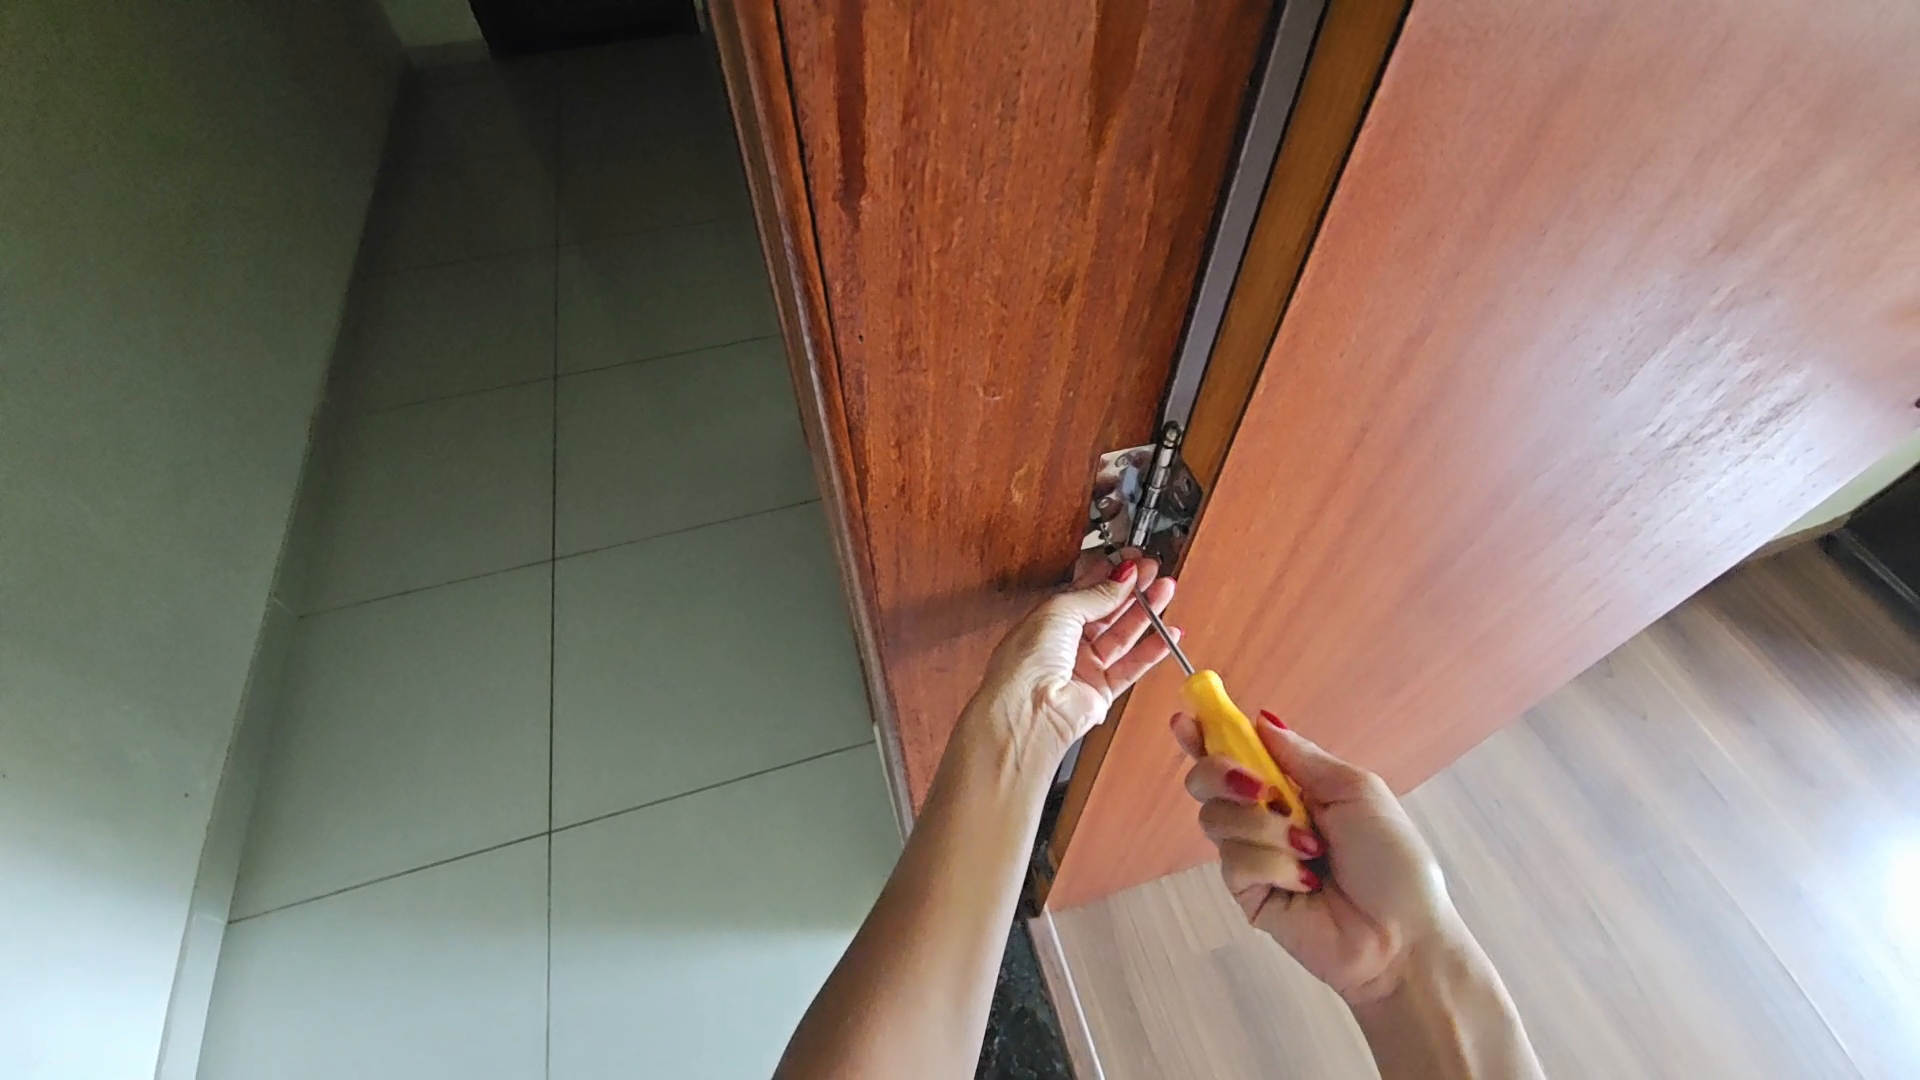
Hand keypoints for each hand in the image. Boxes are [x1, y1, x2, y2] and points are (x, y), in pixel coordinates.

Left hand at [961, 552, 1179, 765]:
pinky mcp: (1100, 692)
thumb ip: (1095, 594)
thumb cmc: (1026, 663)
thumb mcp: (1060, 611)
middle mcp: (1065, 642)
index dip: (1110, 574)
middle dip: (1132, 590)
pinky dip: (1152, 650)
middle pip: (1107, 611)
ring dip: (1146, 614)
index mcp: (1048, 618)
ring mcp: (1083, 667)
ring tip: (1166, 591)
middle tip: (1154, 572)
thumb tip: (1121, 576)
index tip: (1132, 560)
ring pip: (1122, 636)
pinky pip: (1131, 667)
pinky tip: (1168, 634)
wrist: (1028, 711)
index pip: (1085, 590)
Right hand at [1172, 714, 1457, 1004]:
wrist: (1404, 939)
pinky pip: (1234, 860)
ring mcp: (1250, 852)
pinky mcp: (1245, 890)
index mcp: (1287, 785)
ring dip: (1265, 828)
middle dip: (1222, 774)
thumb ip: (1302, 755)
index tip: (1186, 720)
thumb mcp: (1356, 791)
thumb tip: (1260, 719)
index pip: (1232, 751)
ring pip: (1215, 817)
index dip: (1203, 734)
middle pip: (1204, 779)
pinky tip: (1305, 881)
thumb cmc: (1393, 861)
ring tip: (1310, 848)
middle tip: (1259, 789)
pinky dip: (1273, 864)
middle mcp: (1261, 814)